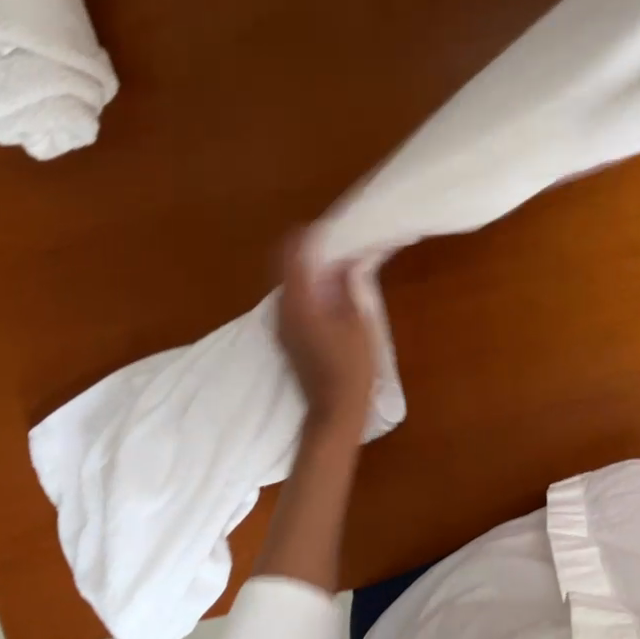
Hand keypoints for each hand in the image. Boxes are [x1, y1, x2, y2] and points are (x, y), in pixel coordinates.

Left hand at [276, 231, 375, 424]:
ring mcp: (281, 326)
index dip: (306, 237)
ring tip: (337, 266)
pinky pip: (292, 300)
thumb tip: (344, 261)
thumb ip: (347, 287)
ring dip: (307, 271)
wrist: (334, 411)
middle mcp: (283, 310)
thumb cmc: (352, 368)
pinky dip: (307, 289)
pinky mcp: (286, 337)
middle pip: (286, 267)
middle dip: (306, 252)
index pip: (292, 256)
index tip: (326, 227)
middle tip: (336, 244)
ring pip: (289, 284)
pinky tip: (330, 294)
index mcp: (300, 303)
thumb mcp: (358, 322)